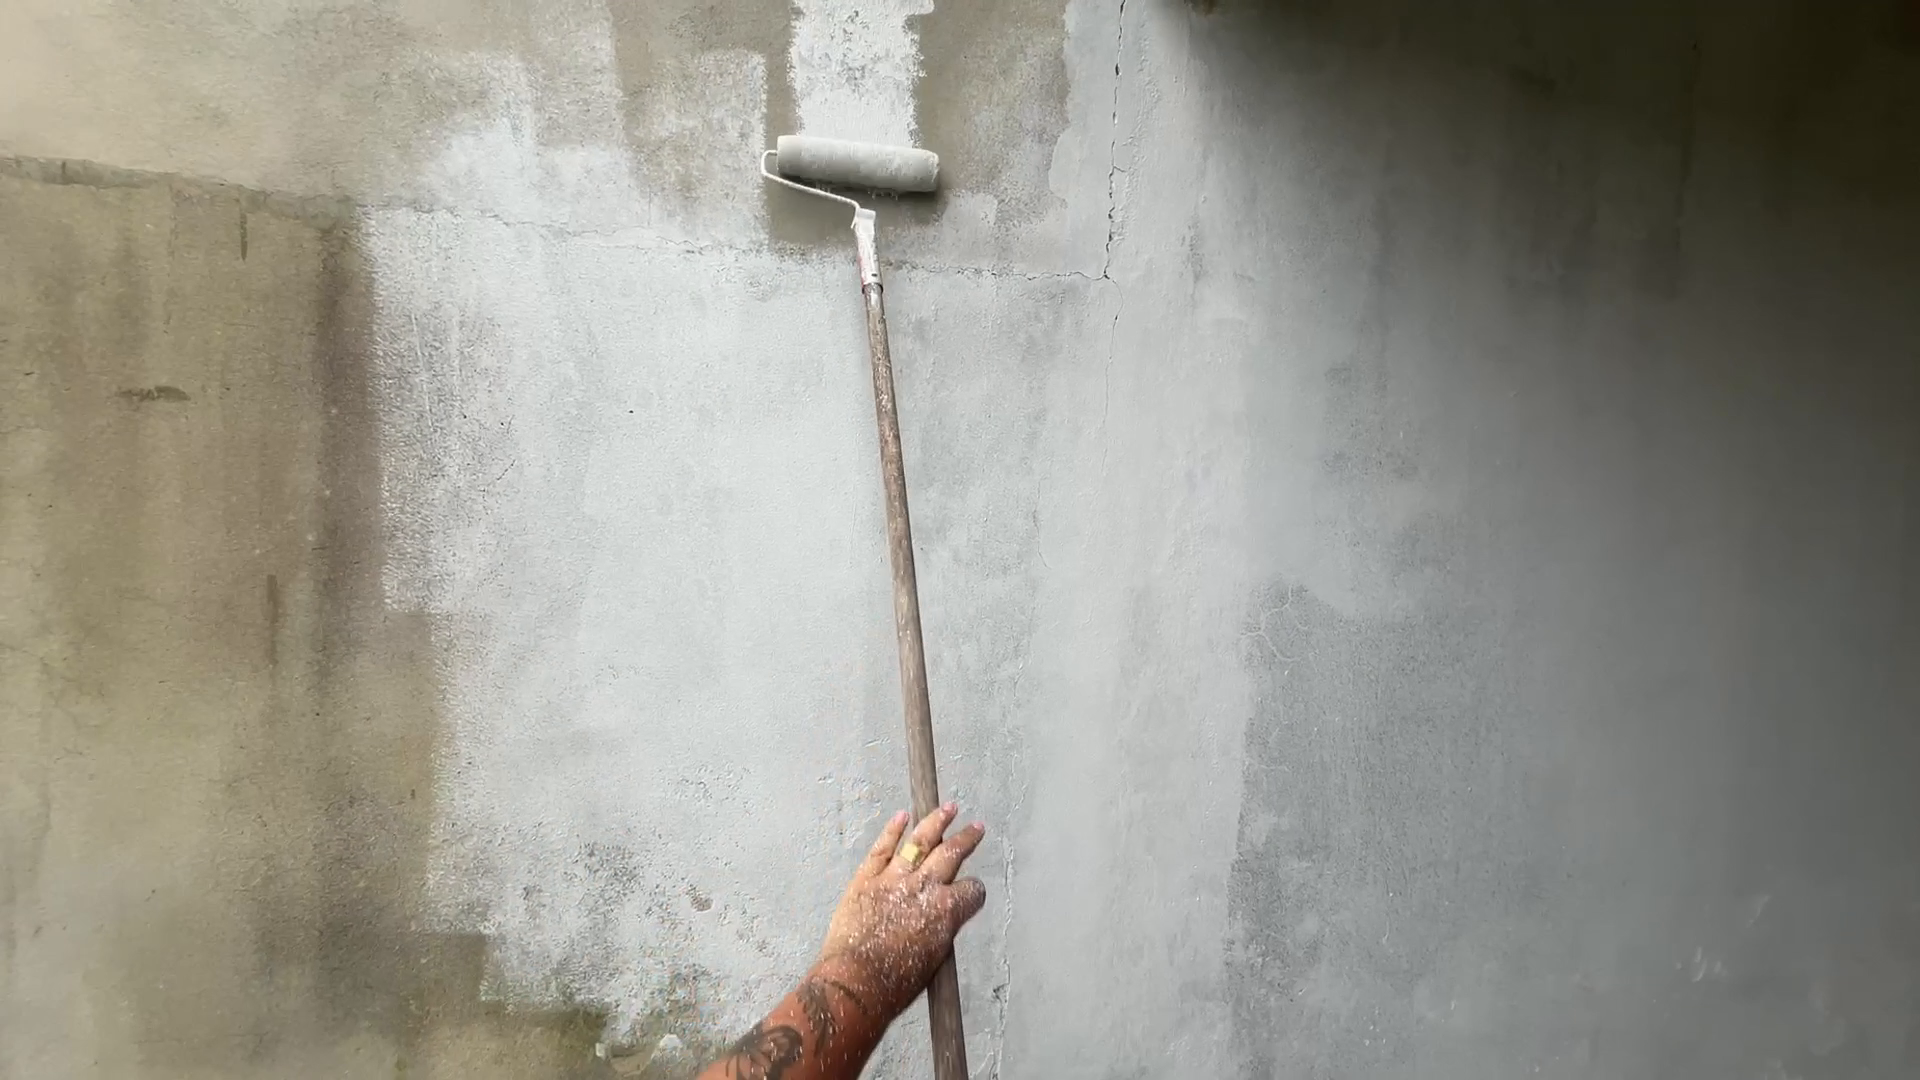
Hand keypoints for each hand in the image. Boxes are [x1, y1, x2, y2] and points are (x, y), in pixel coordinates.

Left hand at [814, 804, 986, 1018]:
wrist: (854, 983)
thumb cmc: (894, 984)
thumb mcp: (933, 962)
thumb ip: (942, 932)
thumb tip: (943, 921)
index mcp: (946, 910)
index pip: (972, 890)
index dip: (974, 892)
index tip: (972, 891)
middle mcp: (924, 887)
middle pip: (952, 853)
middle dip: (967, 838)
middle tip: (976, 826)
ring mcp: (894, 878)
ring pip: (920, 841)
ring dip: (936, 821)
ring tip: (948, 808)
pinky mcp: (866, 877)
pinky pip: (882, 847)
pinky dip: (892, 830)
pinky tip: (901, 816)